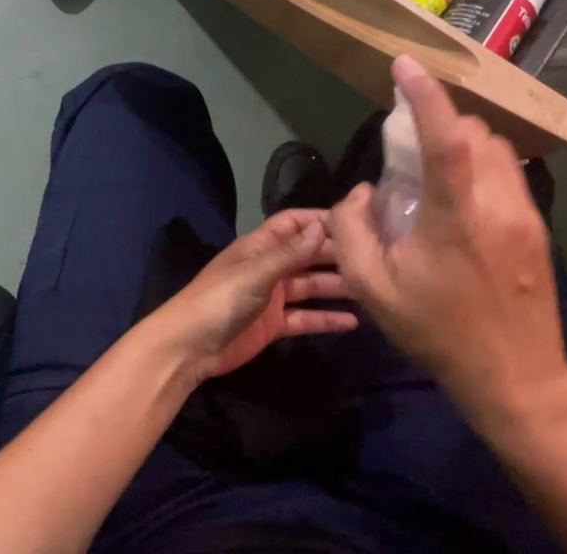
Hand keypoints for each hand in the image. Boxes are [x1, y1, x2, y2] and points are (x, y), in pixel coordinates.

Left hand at [144, 209, 356, 383]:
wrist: (190, 346)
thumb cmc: (218, 300)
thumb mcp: (255, 273)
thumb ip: (289, 254)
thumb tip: (321, 226)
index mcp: (258, 246)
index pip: (292, 224)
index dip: (320, 220)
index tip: (357, 222)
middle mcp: (267, 267)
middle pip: (306, 255)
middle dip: (336, 254)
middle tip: (376, 258)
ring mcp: (271, 296)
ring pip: (310, 286)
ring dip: (336, 287)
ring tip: (373, 290)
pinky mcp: (273, 324)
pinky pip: (306, 317)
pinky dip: (327, 318)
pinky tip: (354, 322)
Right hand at [330, 56, 566, 422]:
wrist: (516, 379)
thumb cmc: (437, 331)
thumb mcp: (370, 288)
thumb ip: (351, 229)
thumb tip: (362, 192)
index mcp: (456, 219)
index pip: (446, 141)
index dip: (426, 97)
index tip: (405, 64)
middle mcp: (499, 208)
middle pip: (476, 134)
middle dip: (441, 121)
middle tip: (405, 142)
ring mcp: (526, 218)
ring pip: (497, 149)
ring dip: (462, 140)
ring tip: (431, 167)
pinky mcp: (538, 230)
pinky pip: (508, 173)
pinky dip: (479, 164)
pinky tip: (457, 196)